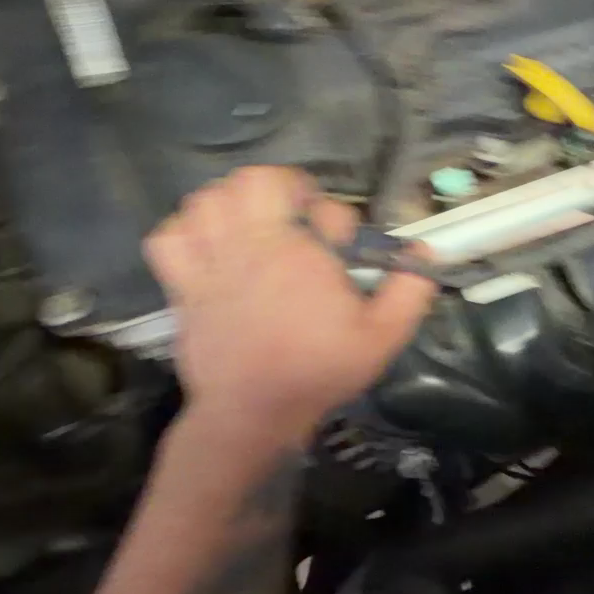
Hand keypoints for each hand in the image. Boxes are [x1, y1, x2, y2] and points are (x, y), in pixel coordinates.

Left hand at [144, 167, 436, 450]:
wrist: (254, 412)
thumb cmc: (321, 370)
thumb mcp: (384, 335)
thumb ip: (410, 290)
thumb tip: (424, 253)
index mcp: (301, 255)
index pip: (322, 206)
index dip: (339, 218)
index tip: (344, 248)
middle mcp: (250, 247)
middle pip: (253, 180)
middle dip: (282, 187)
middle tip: (300, 217)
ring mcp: (209, 265)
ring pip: (206, 200)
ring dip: (234, 203)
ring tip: (257, 226)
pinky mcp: (182, 287)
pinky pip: (169, 236)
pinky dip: (188, 230)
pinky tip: (212, 246)